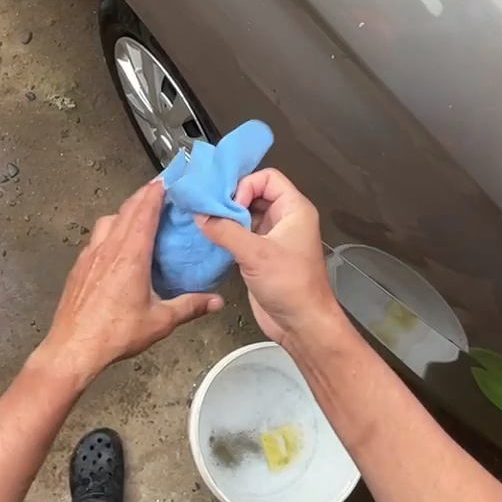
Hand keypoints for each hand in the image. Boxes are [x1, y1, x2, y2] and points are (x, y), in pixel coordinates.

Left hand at [32, 181, 223, 383]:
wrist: (72, 348)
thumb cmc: (113, 334)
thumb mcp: (160, 321)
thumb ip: (190, 307)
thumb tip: (215, 302)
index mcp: (130, 255)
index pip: (144, 211)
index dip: (156, 192)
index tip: (167, 181)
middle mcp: (108, 249)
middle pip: (126, 210)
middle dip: (143, 196)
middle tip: (158, 191)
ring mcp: (90, 256)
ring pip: (108, 221)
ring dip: (125, 212)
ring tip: (139, 217)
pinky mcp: (80, 267)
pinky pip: (96, 239)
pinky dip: (110, 232)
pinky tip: (117, 247)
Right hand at [194, 169, 347, 345]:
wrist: (301, 324)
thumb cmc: (290, 285)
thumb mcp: (256, 254)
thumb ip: (225, 231)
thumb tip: (199, 216)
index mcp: (294, 209)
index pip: (267, 178)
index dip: (246, 186)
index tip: (229, 206)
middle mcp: (284, 219)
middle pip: (254, 193)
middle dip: (230, 200)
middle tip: (208, 210)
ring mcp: (272, 237)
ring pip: (245, 214)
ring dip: (225, 217)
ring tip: (204, 222)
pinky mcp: (261, 255)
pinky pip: (241, 234)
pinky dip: (225, 233)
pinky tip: (209, 237)